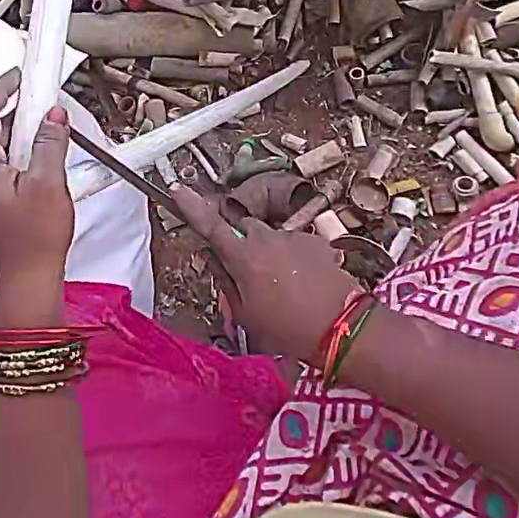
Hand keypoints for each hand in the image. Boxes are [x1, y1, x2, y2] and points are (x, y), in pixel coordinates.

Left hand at [0, 70, 75, 322]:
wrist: (29, 278)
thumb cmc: (35, 239)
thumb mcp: (50, 183)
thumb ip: (51, 144)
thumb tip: (54, 116)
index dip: (3, 90)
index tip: (19, 75)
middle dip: (16, 109)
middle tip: (41, 97)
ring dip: (21, 131)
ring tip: (48, 126)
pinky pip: (4, 163)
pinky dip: (22, 150)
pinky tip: (43, 153)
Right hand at [172, 186, 358, 359]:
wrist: (340, 325)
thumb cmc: (286, 328)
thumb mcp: (245, 313)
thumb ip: (225, 280)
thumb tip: (213, 256)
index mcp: (243, 257)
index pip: (210, 226)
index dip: (191, 207)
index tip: (178, 189)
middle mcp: (266, 238)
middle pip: (244, 230)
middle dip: (243, 245)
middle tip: (251, 277)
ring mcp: (293, 236)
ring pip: (271, 238)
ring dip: (271, 254)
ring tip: (285, 287)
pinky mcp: (315, 240)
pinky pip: (295, 244)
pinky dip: (294, 257)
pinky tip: (306, 282)